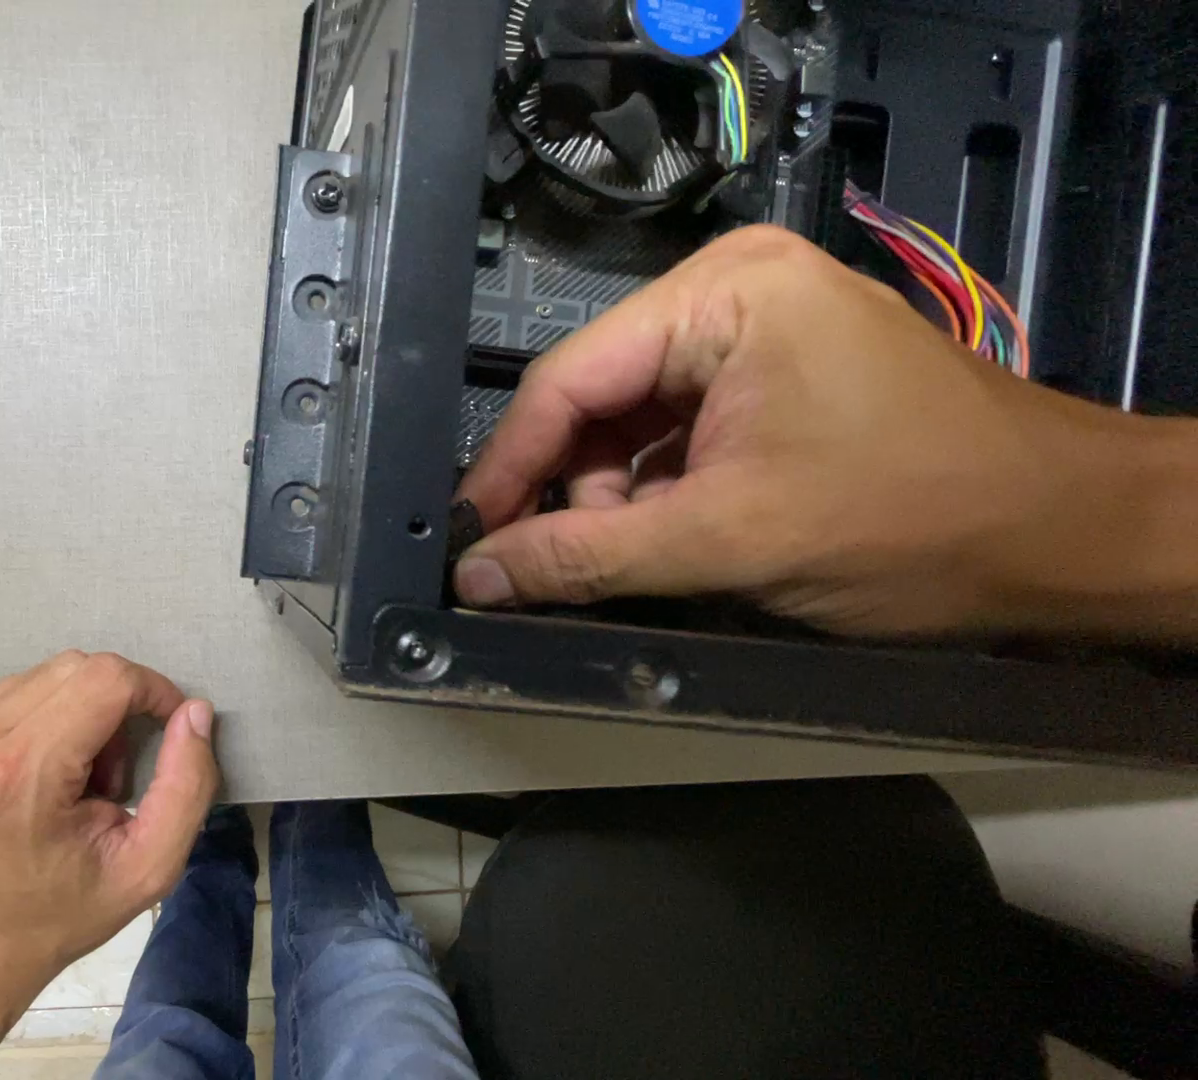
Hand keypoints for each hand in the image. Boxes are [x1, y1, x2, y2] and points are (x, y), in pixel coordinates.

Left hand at [0, 650, 218, 1006]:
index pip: (105, 678)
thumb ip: (187, 786)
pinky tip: (24, 775)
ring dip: (69, 713)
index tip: (165, 726)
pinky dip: (29, 720)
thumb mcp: (148, 868)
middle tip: (106, 775)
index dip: (150, 690)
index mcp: (19, 774)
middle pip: (73, 670)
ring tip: (64, 780)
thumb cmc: (58, 914)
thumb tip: (193, 710)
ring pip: (36, 677)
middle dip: (110, 707)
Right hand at [455, 225, 1197, 639]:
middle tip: (546, 560)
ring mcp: (743, 333)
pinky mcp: (756, 376)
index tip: (466, 536)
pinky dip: (648, 491)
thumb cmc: (921, 523)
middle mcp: (724, 296)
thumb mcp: (729, 541)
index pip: (566, 382)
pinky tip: (670, 531)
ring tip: (641, 550)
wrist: (1076, 541)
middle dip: (568, 487)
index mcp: (721, 298)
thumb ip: (585, 557)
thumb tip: (476, 575)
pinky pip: (661, 434)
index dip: (507, 467)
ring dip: (609, 497)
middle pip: (589, 400)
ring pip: (618, 424)